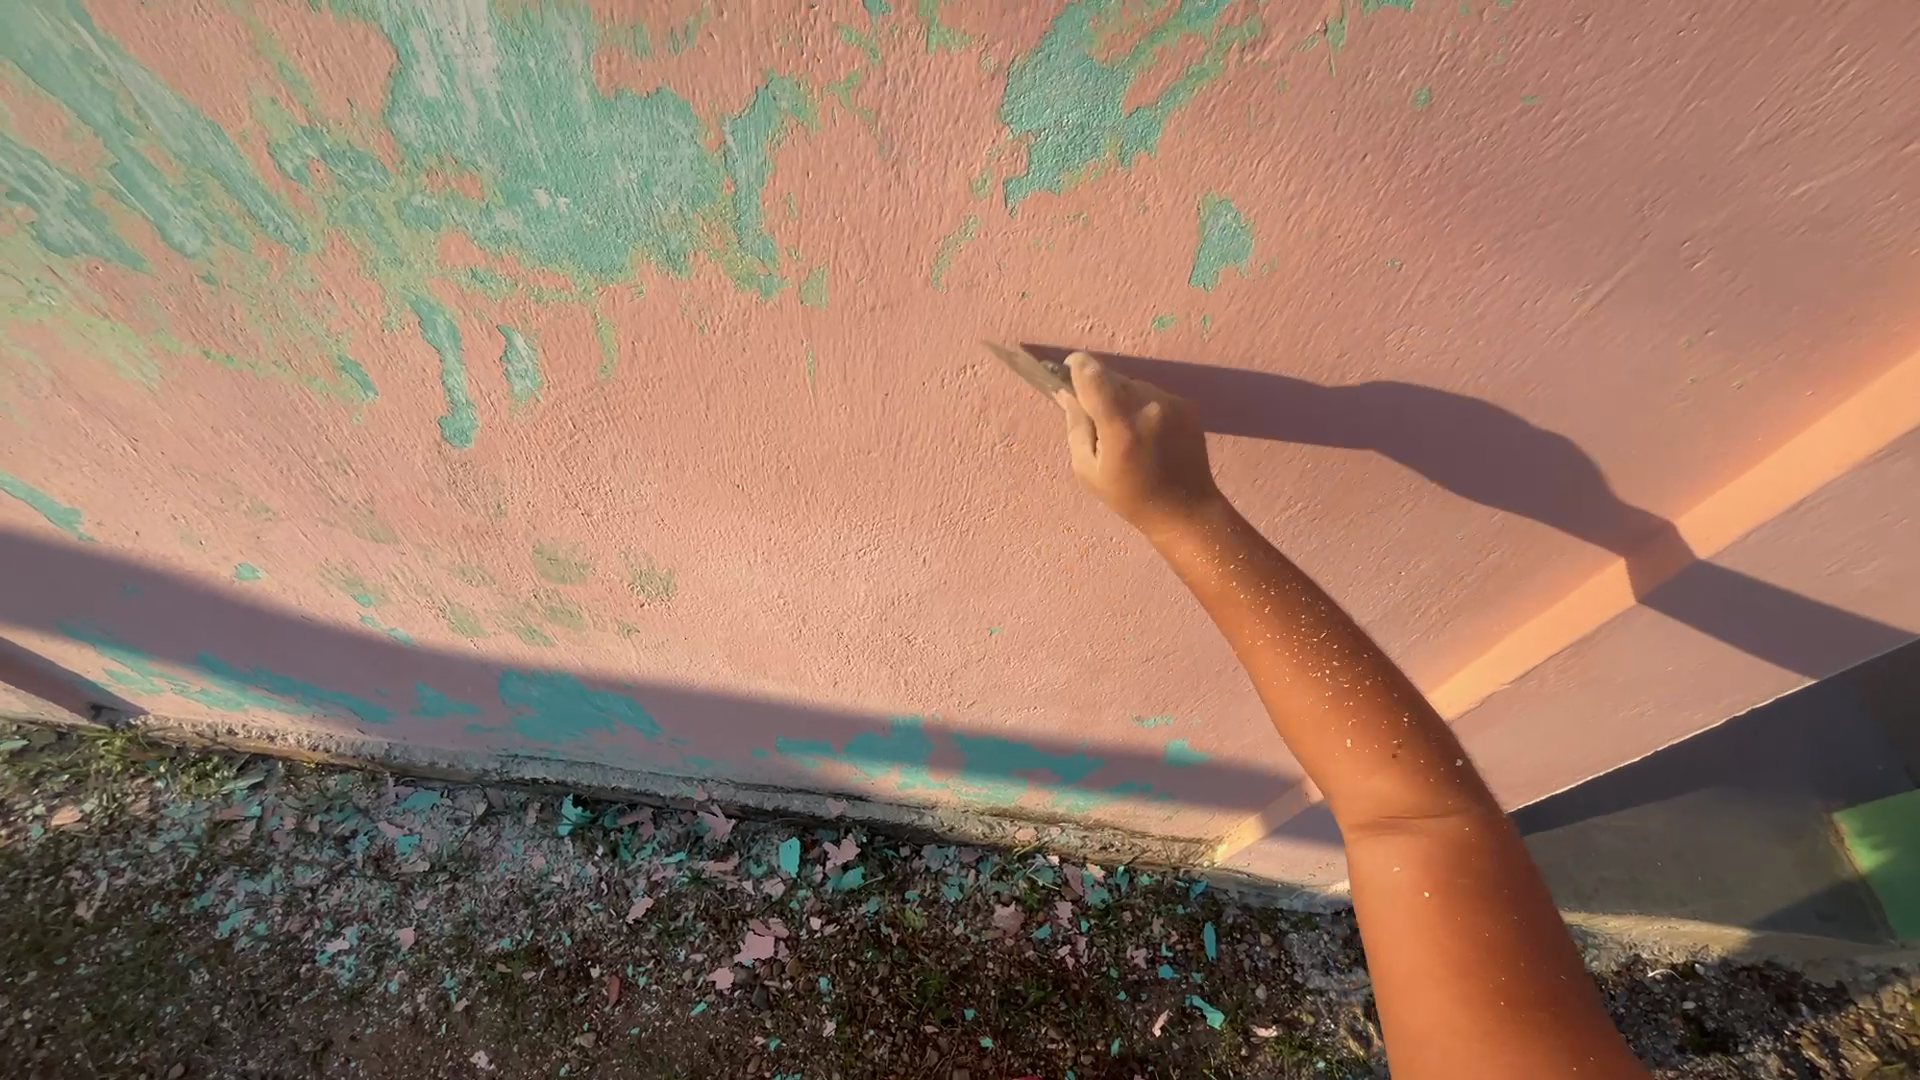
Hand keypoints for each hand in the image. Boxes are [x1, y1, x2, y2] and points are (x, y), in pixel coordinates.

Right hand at [1056, 352, 1223, 535]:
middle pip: (1111, 377)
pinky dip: (1142, 405)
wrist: (1185, 509)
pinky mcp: (1186, 404)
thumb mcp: (1087, 471)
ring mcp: (1171, 402)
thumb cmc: (1128, 497)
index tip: (1068, 370)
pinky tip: (1147, 433)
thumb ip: (1076, 427)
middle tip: (1095, 415)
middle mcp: (1148, 406)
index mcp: (1120, 427)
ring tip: (1123, 429)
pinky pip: (1152, 393)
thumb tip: (1066, 393)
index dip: (1077, 367)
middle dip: (1097, 388)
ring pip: (1132, 384)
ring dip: (1120, 397)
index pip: (1093, 375)